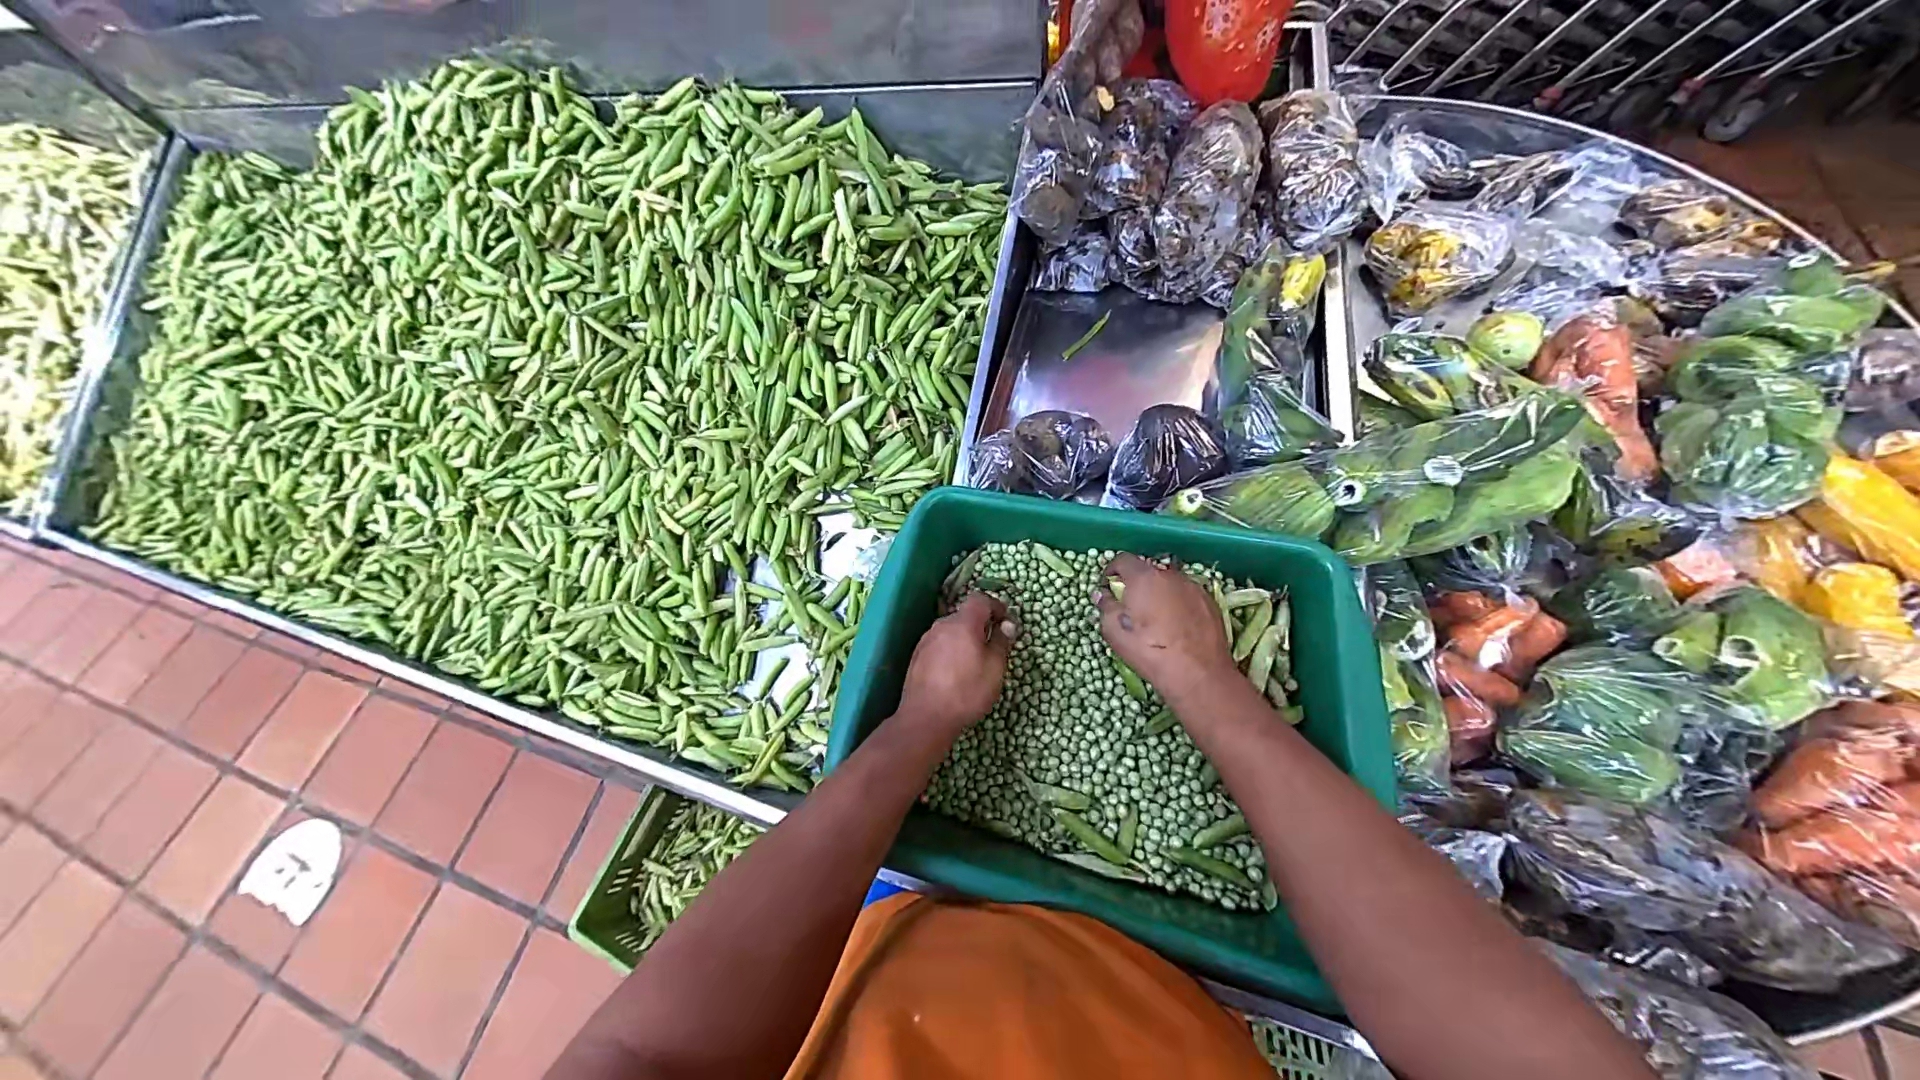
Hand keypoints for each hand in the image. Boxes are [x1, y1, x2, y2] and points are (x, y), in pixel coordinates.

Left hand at [896, 592, 1014, 740]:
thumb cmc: (967, 691)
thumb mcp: (995, 668)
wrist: (925, 717)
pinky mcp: (917, 657)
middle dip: (981, 626)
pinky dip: (951, 652)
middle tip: (993, 646)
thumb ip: (1001, 641)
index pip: (980, 600)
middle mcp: (941, 626)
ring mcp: (926, 641)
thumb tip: (1006, 625)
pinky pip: (940, 646)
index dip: (996, 606)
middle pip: (964, 616)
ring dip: (965, 640)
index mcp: (963, 623)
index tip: (1006, 622)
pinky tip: (955, 674)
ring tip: (974, 664)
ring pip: (951, 632)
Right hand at [1096, 554, 1238, 706]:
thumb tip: (1103, 594)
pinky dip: (1178, 602)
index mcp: (1144, 577)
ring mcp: (1194, 587)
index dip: (1112, 570)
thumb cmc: (1149, 651)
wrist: (1198, 674)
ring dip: (1159, 592)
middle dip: (1137, 582)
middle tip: (1131, 603)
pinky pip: (1187, 595)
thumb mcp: (1114, 632)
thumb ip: (1106, 607)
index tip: (1108, 585)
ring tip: (1156, 615)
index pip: (1123, 559)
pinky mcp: (1210, 602)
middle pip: (1148, 569)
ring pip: (1170, 582)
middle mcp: (1170, 575)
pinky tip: (1177, 624)